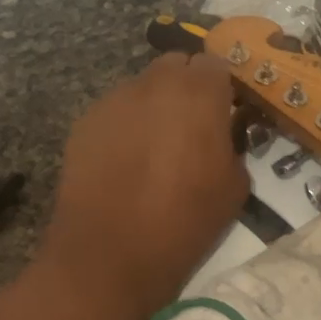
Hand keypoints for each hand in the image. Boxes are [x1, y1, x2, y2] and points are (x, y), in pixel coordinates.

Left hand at [39, 52, 247, 319]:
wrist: (108, 256)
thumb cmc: (183, 223)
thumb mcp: (234, 188)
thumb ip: (233, 146)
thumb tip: (222, 136)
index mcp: (200, 94)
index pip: (216, 63)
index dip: (221, 86)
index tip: (223, 111)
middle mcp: (157, 83)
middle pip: (176, 65)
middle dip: (186, 87)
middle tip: (191, 125)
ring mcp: (116, 99)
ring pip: (143, 86)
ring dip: (154, 104)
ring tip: (154, 146)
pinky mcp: (86, 120)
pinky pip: (115, 110)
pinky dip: (125, 124)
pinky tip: (124, 160)